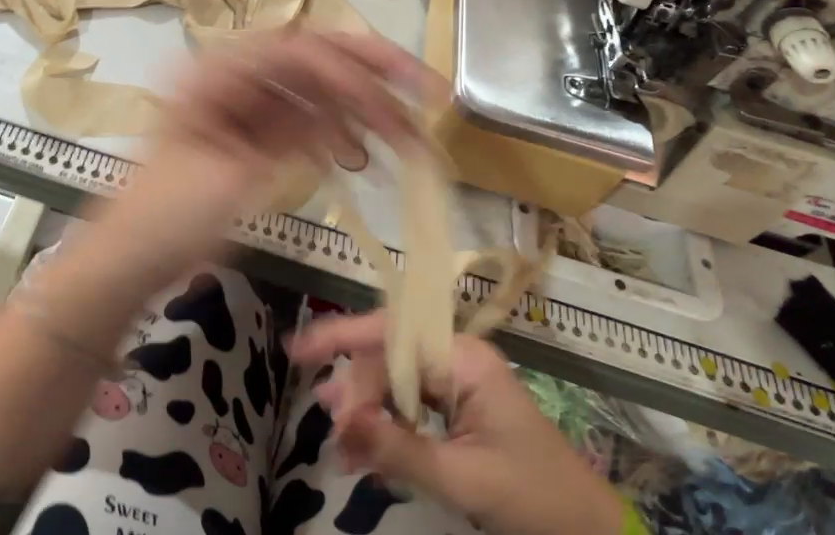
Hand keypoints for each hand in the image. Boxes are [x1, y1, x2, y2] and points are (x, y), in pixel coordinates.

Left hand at [93, 30, 430, 283]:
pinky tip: (362, 155)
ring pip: (315, 91)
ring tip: (405, 140)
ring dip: (362, 109)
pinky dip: (338, 133)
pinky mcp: (254, 137)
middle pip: (312, 61)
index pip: (297, 48)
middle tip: (426, 97)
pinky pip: (306, 121)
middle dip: (370, 78)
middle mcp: (232, 79)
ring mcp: (244, 107)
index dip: (356, 62)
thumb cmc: (167, 218)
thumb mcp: (233, 176)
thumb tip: (348, 103)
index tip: (405, 89)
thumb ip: (291, 133)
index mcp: (215, 73)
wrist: (128, 259)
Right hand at [290, 312, 628, 534]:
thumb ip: (398, 448)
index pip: (390, 333)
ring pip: (390, 383)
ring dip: (363, 412)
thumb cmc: (536, 499)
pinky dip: (381, 429)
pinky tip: (359, 453)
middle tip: (331, 428)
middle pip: (385, 358)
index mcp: (463, 359)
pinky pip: (405, 408)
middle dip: (354, 390)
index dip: (341, 337)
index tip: (298, 352)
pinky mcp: (455, 412)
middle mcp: (455, 360)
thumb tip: (337, 421)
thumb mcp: (464, 478)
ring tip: (338, 445)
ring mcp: (455, 385)